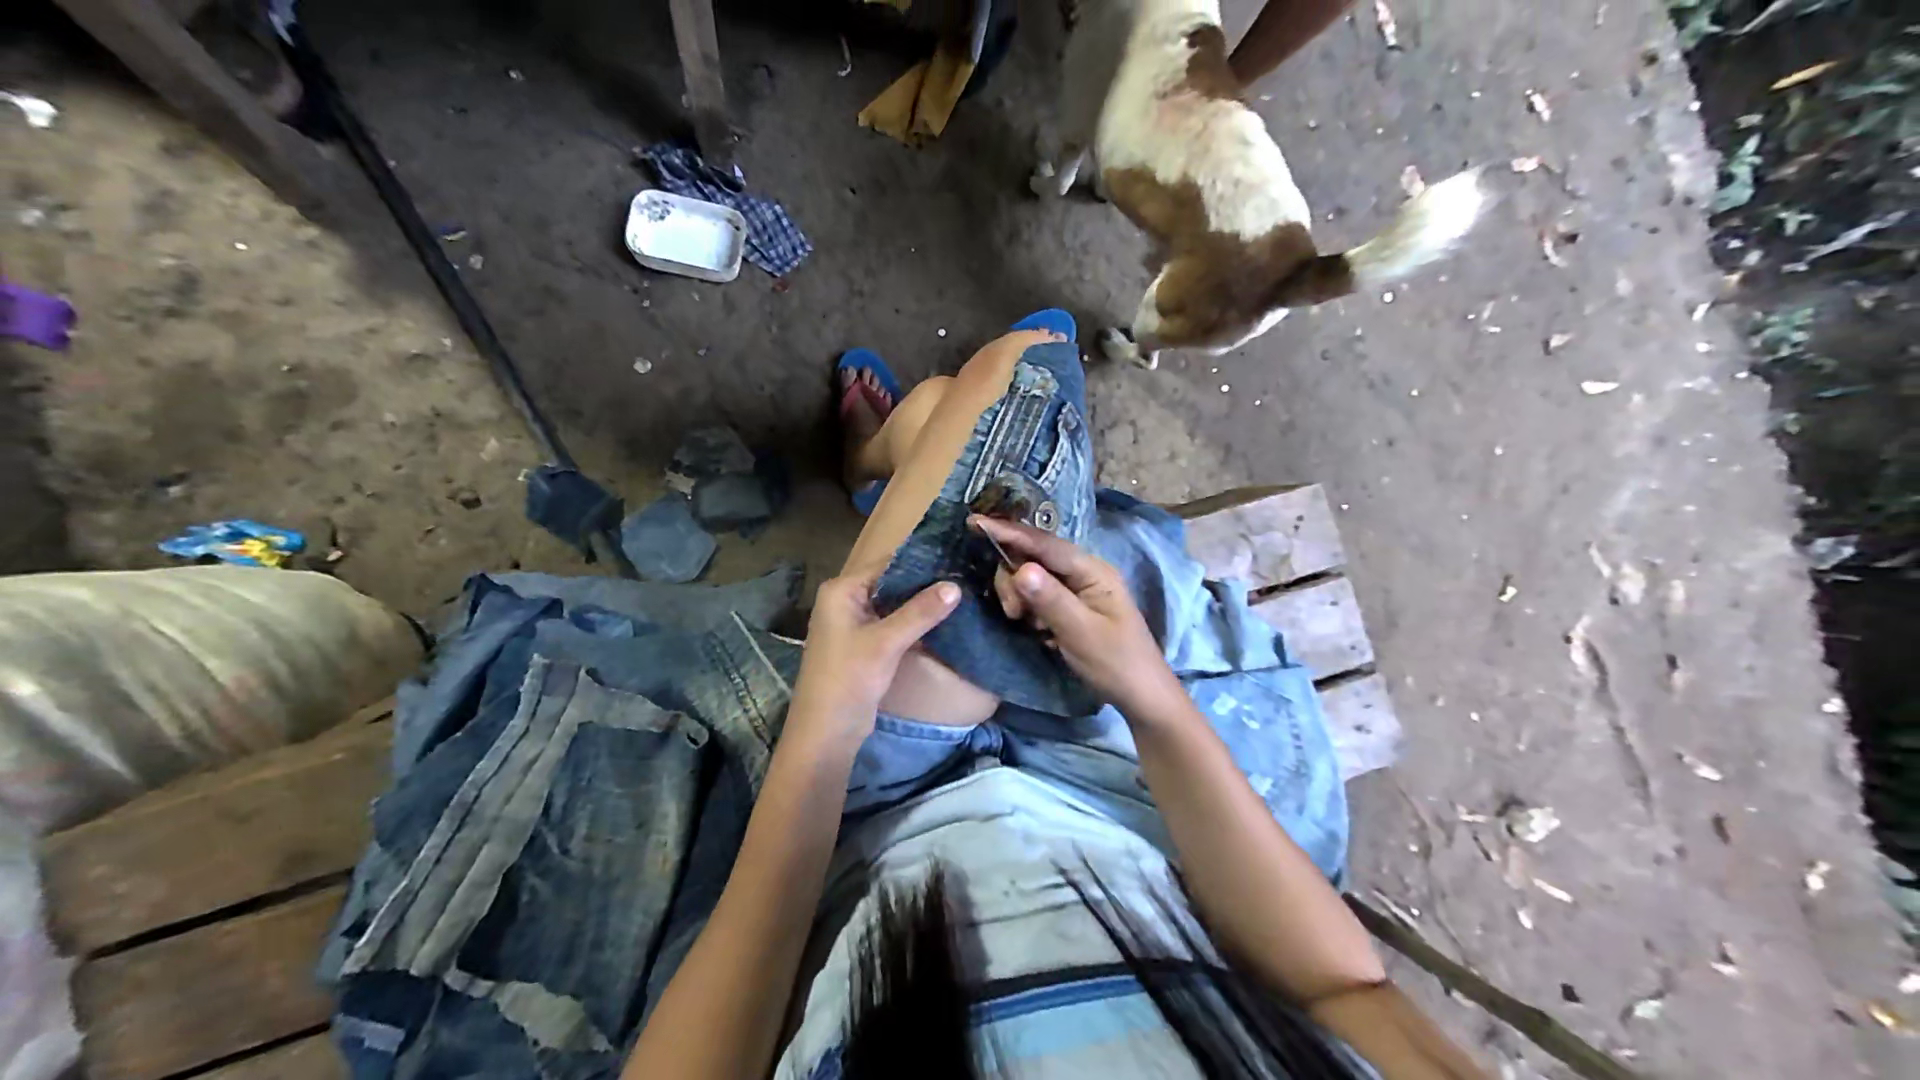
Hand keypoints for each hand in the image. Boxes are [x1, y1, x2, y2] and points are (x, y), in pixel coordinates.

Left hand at [789, 570, 960, 745]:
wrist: (826, 731)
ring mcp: (854, 623)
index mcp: (841, 590)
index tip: (955, 560)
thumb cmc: (849, 679)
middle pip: (891, 582)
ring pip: (894, 604)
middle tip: (964, 577)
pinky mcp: (864, 644)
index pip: (887, 564)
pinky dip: (914, 623)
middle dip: (924, 583)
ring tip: (960, 595)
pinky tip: (942, 620)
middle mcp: (845, 600)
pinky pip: (893, 623)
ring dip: (921, 604)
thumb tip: (956, 585)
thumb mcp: (886, 642)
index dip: (921, 562)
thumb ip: (920, 612)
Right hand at [971, 516, 1184, 717]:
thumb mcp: (1081, 632)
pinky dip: (1028, 608)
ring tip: (1027, 624)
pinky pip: (1037, 595)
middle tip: (1013, 613)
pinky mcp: (1068, 606)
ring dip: (1019, 596)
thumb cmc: (1115, 663)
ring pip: (1031, 577)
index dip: (1009, 532)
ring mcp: (1076, 589)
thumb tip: (1020, 569)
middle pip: (1033, 557)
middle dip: (1014, 579)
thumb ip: (1050, 599)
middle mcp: (1083, 572)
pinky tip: (1035, 628)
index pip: (1045, 544)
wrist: (1141, 695)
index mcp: (1092, 570)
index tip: (974, 522)